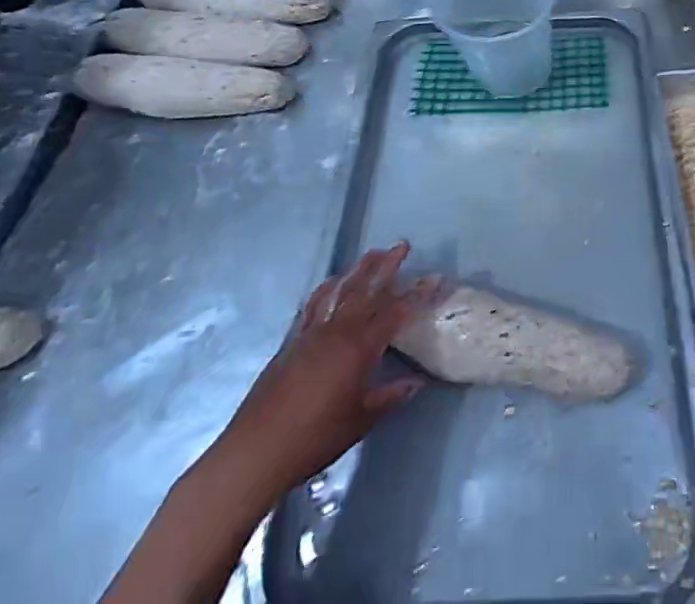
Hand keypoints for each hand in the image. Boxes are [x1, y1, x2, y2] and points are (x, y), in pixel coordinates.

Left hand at [213, 242, 437, 492]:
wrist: (258, 449)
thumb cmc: (316, 437)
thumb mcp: (362, 419)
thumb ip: (391, 396)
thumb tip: (417, 382)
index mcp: (359, 348)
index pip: (396, 312)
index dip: (418, 294)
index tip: (436, 278)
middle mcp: (337, 332)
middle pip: (366, 290)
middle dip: (386, 266)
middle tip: (402, 245)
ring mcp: (312, 333)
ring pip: (339, 291)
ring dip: (357, 270)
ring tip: (371, 253)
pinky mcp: (292, 342)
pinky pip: (314, 305)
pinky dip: (327, 289)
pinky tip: (332, 284)